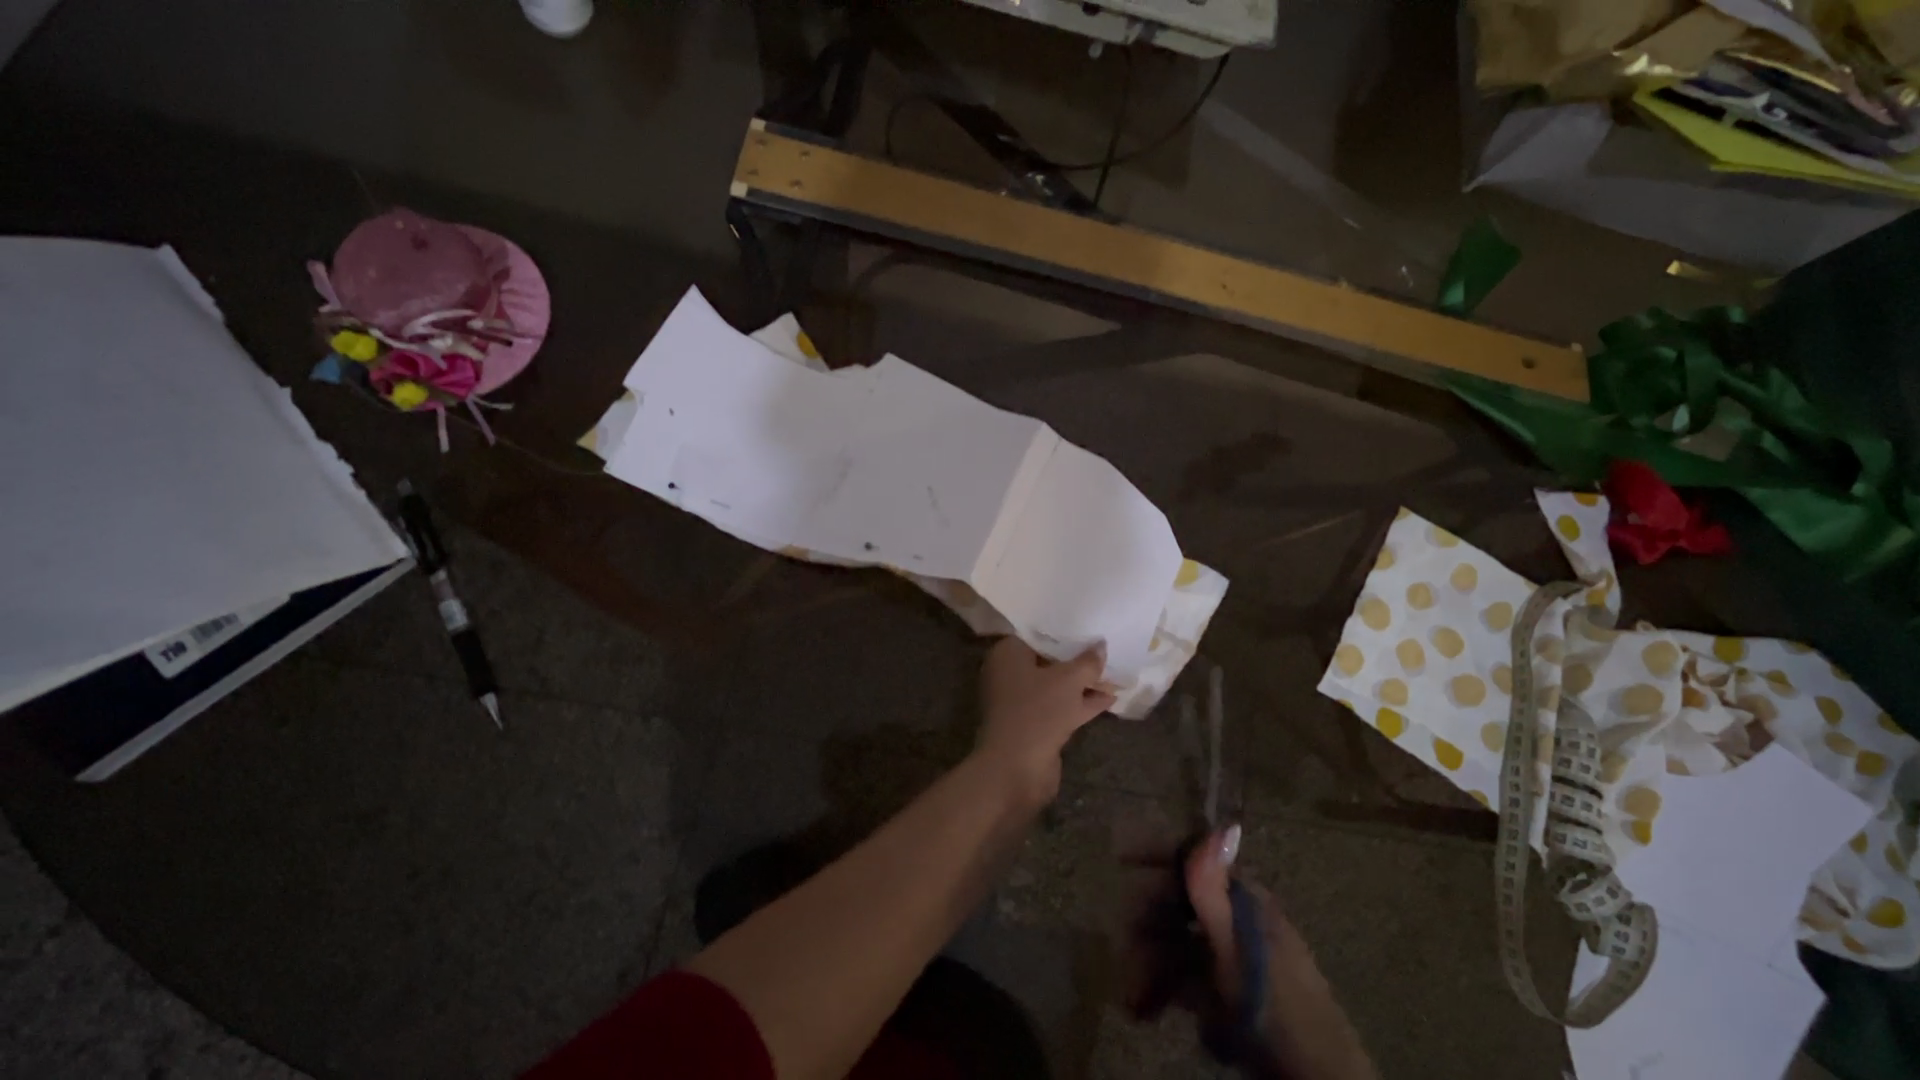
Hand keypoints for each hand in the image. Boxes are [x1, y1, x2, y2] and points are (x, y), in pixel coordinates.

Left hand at [975, 637, 1114, 795]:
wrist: (1016, 767)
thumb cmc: (1037, 711)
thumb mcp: (1068, 680)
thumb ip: (1087, 662)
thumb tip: (1100, 645)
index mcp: (1008, 655)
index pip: (1036, 634)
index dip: (1063, 632)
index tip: (1089, 627)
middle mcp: (1010, 675)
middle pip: (1048, 661)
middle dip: (1077, 659)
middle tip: (1106, 649)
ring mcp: (1021, 703)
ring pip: (1056, 686)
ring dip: (1083, 683)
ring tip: (1115, 674)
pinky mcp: (1033, 725)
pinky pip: (1060, 707)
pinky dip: (1080, 703)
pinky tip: (1109, 699)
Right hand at [1129, 827, 1377, 1079]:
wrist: (1314, 1077)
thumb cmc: (1276, 1007)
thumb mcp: (1238, 948)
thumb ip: (1218, 891)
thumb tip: (1222, 826)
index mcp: (1243, 901)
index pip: (1194, 860)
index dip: (1156, 852)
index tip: (1118, 854)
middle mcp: (1235, 920)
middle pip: (1173, 904)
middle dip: (1142, 928)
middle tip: (1125, 957)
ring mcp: (1228, 958)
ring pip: (1171, 944)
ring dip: (1144, 965)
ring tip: (1133, 1000)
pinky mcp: (1222, 992)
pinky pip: (1179, 977)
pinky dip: (1157, 988)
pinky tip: (1145, 1010)